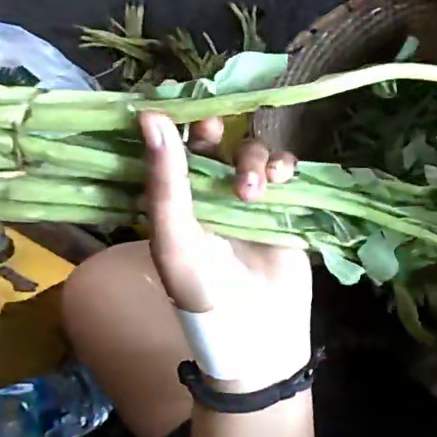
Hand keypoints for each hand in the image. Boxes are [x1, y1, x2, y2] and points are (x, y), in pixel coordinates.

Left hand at [139, 112, 311, 389]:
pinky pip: (285, 170)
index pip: (172, 150)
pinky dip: (284, 167)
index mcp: (176, 201)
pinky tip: (281, 181)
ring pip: (253, 153)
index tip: (180, 109)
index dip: (175, 126)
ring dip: (252, 162)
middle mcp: (210, 194)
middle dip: (217, 136)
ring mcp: (249, 198)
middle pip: (216, 144)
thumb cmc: (204, 289)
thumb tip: (151, 117)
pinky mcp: (283, 206)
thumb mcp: (174, 236)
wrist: (258, 327)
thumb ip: (165, 181)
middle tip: (214, 132)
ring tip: (251, 192)